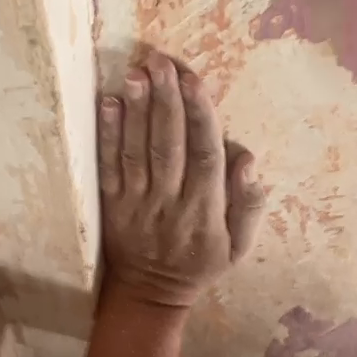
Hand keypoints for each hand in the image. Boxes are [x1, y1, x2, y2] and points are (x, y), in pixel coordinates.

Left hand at [98, 53, 265, 308]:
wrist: (149, 295)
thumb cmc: (199, 265)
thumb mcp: (238, 247)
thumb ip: (247, 205)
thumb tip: (249, 160)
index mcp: (205, 211)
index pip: (205, 155)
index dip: (201, 116)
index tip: (196, 80)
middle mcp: (170, 203)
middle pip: (169, 145)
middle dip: (166, 100)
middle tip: (162, 61)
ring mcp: (136, 204)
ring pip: (137, 151)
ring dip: (137, 109)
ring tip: (137, 72)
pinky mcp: (111, 205)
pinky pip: (109, 166)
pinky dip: (108, 134)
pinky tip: (108, 103)